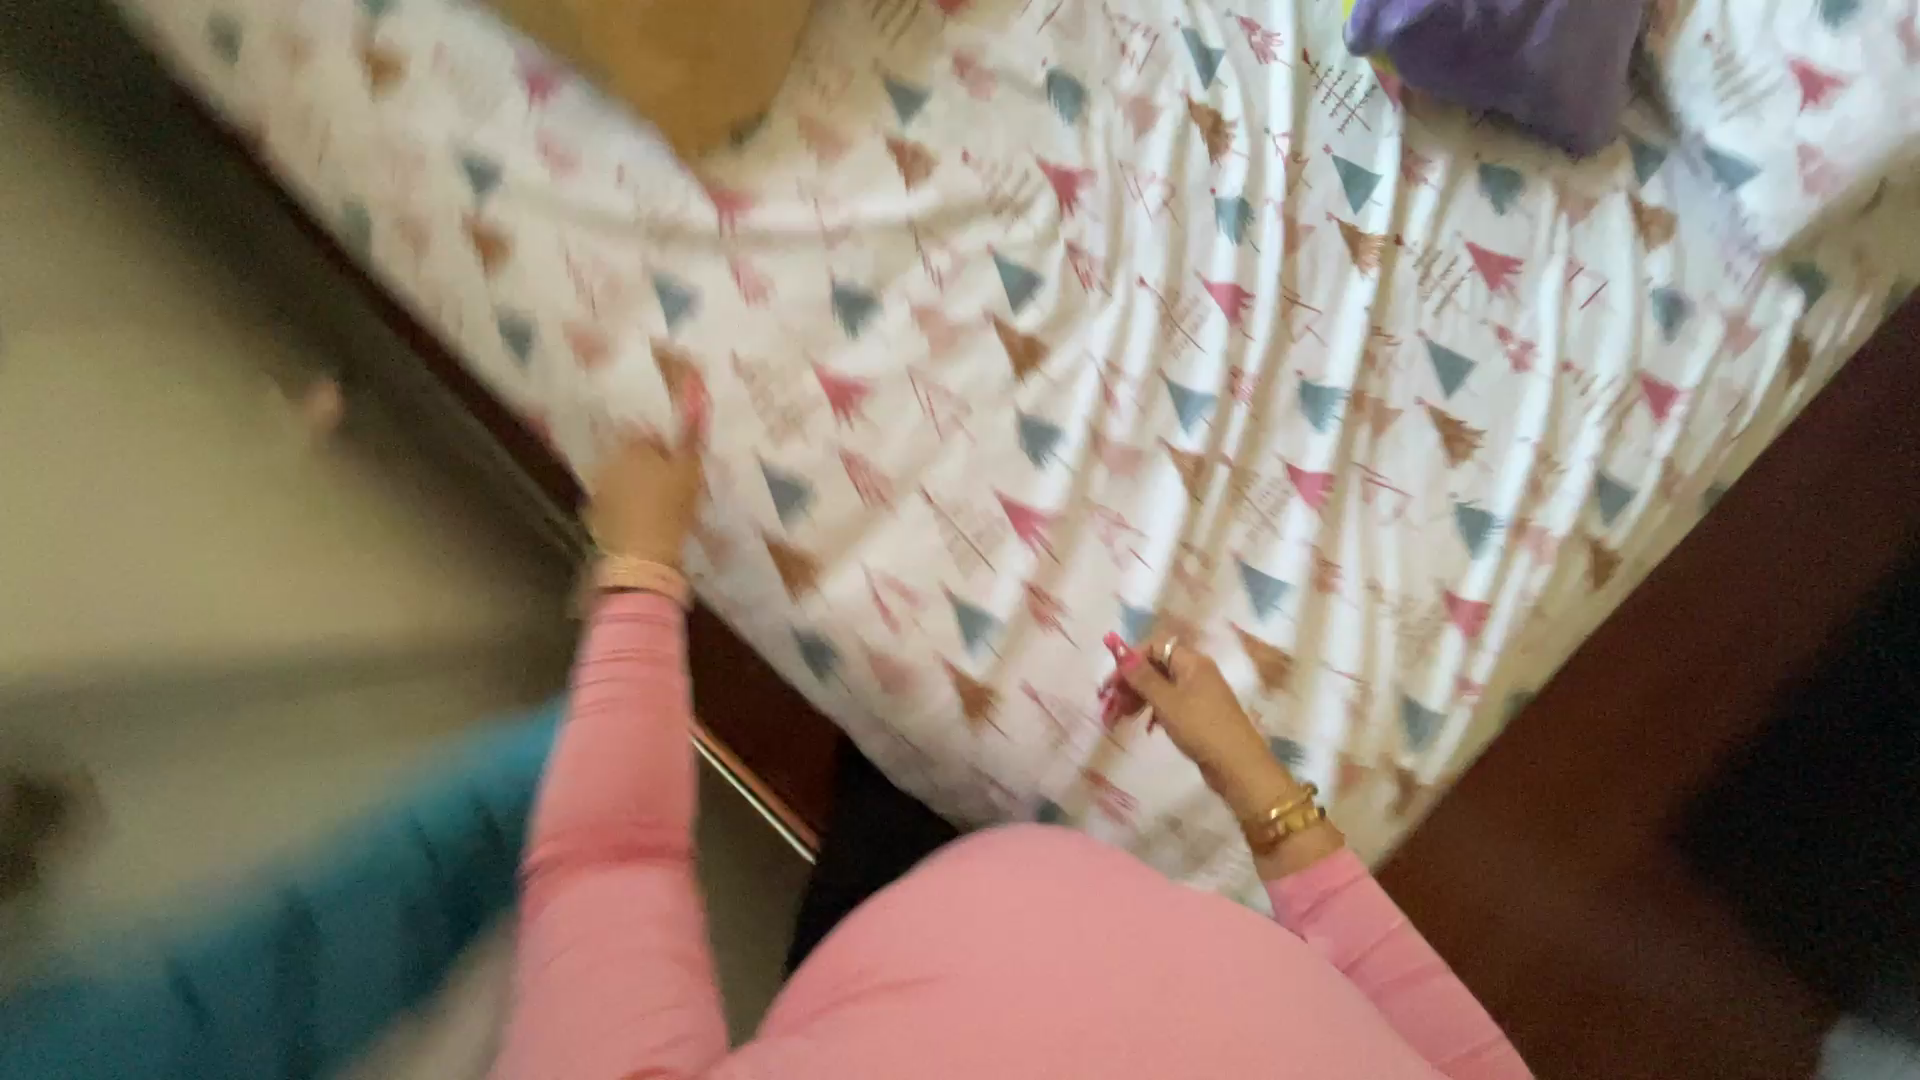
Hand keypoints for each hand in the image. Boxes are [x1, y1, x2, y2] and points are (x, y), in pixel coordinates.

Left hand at [585, 412, 704, 569]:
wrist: (643, 555)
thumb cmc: (671, 506)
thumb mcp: (690, 469)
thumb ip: (691, 435)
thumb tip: (695, 392)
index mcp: (630, 446)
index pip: (647, 433)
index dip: (666, 446)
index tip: (680, 463)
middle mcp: (606, 461)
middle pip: (630, 455)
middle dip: (647, 464)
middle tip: (672, 484)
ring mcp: (596, 490)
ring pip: (620, 479)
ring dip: (635, 485)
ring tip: (658, 505)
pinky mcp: (594, 515)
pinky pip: (613, 503)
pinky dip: (625, 508)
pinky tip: (642, 522)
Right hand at [1106, 633, 1302, 819]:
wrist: (1238, 767)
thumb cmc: (1200, 728)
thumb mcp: (1166, 701)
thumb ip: (1141, 675)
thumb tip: (1118, 648)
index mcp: (1191, 661)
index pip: (1154, 647)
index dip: (1130, 661)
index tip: (1111, 683)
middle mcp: (1196, 672)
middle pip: (1156, 667)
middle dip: (1130, 683)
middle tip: (1111, 704)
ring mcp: (1200, 693)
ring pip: (1161, 687)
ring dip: (1138, 698)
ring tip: (1121, 717)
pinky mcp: (1200, 713)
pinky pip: (1170, 703)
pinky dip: (1154, 710)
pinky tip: (1145, 726)